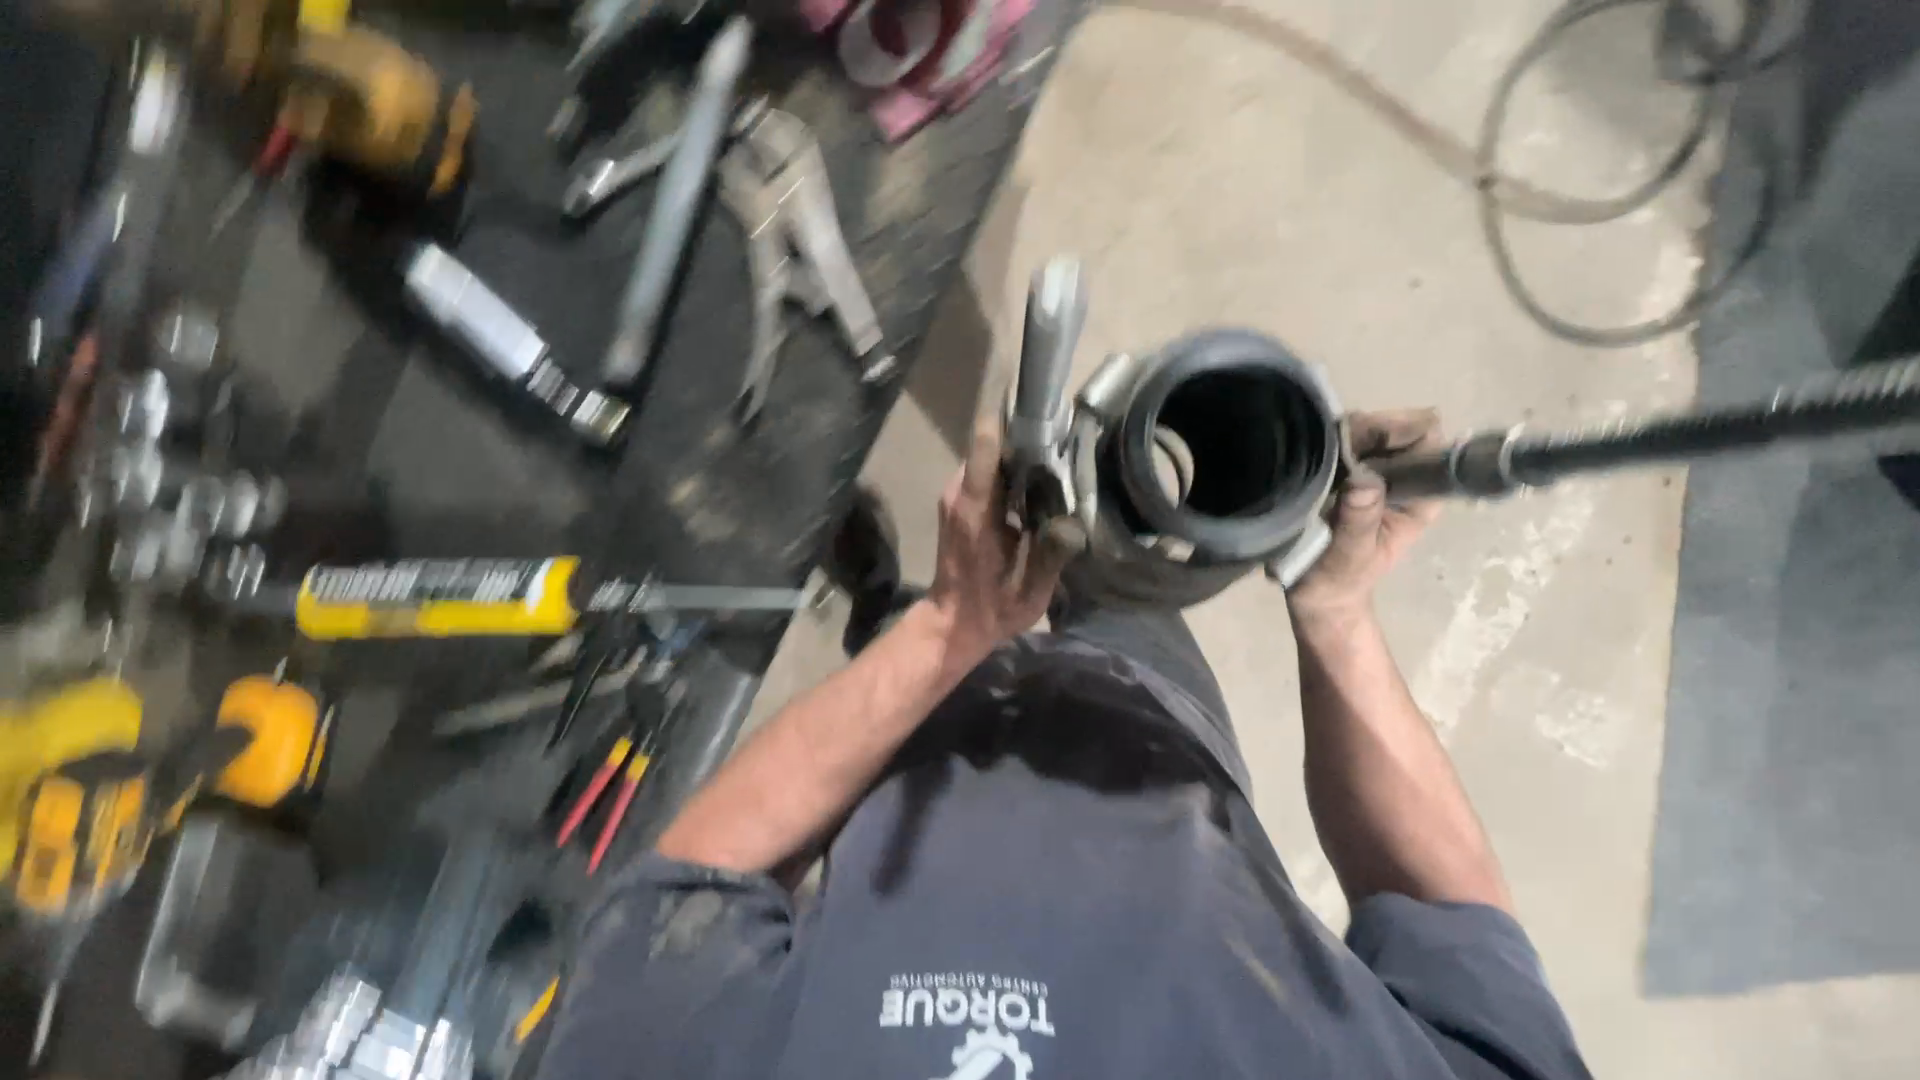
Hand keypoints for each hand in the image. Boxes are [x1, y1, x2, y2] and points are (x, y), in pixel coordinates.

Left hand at [925, 410, 1072, 658]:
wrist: (954, 623)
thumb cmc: (991, 608)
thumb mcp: (1029, 592)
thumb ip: (1051, 554)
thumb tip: (1074, 520)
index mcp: (975, 509)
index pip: (986, 446)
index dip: (1012, 419)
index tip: (1044, 403)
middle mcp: (960, 493)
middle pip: (994, 446)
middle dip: (1029, 436)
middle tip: (1069, 433)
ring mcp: (957, 495)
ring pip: (992, 458)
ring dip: (1023, 455)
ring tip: (1061, 454)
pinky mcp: (960, 501)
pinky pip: (988, 472)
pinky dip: (1013, 471)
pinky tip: (1041, 481)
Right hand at [1287, 409, 1444, 628]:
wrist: (1316, 593)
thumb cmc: (1338, 579)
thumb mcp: (1349, 556)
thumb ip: (1358, 521)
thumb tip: (1364, 482)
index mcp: (1419, 496)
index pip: (1427, 441)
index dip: (1401, 430)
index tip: (1366, 439)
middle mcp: (1401, 478)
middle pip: (1395, 427)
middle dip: (1366, 429)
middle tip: (1332, 446)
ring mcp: (1372, 473)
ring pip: (1366, 430)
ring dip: (1341, 434)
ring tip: (1315, 453)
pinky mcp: (1344, 472)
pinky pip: (1340, 442)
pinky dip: (1325, 441)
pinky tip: (1308, 453)